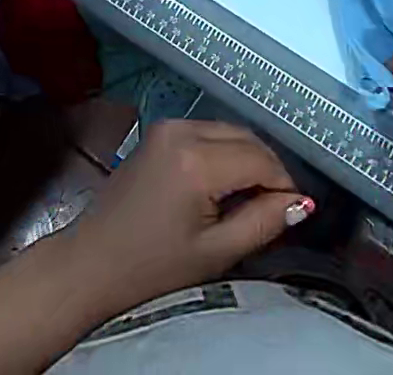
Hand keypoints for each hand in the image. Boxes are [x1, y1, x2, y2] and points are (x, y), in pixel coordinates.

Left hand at [59, 120, 313, 317]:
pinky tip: (225, 181)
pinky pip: (210, 131)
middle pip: (248, 139)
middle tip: (278, 205)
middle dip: (268, 168)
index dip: (284, 183)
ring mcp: (171, 125)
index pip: (260, 159)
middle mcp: (184, 131)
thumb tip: (302, 203)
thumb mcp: (215, 253)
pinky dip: (226, 150)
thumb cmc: (151, 267)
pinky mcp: (162, 129)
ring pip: (231, 131)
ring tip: (253, 196)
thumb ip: (263, 222)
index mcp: (196, 161)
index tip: (295, 209)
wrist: (89, 263)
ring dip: (249, 157)